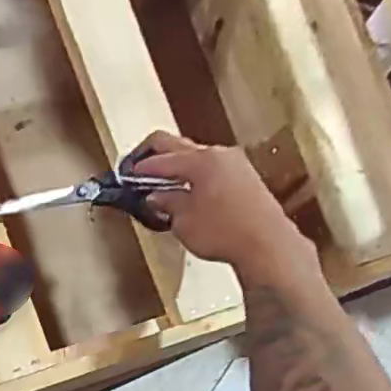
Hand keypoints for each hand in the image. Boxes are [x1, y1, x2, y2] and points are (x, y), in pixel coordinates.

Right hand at [132, 131, 315, 274]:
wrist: (266, 244)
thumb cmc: (224, 232)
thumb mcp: (184, 221)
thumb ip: (167, 203)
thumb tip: (155, 196)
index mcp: (200, 160)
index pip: (160, 159)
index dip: (138, 168)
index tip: (124, 176)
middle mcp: (218, 154)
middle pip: (177, 146)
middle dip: (153, 157)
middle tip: (136, 171)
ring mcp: (234, 163)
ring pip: (195, 157)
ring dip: (174, 168)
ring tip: (158, 187)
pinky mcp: (244, 177)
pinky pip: (210, 169)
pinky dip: (192, 176)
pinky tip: (185, 194)